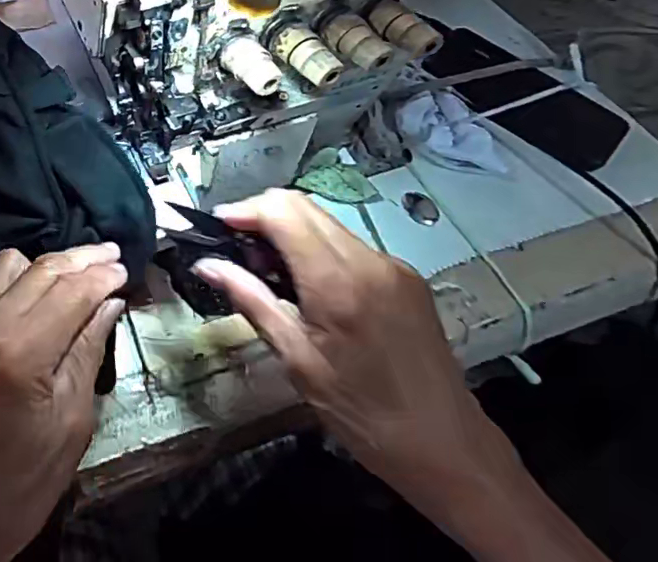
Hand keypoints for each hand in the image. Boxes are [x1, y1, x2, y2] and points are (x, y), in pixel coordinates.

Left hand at [0, 243, 127, 561]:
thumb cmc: (26, 480)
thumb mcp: (73, 420)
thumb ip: (88, 349)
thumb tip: (109, 302)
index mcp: (19, 355)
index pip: (69, 292)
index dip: (101, 276)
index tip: (125, 268)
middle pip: (40, 269)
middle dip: (81, 260)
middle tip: (111, 256)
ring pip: (10, 263)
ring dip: (47, 264)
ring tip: (78, 275)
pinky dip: (19, 277)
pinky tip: (41, 291)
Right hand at [193, 190, 607, 561]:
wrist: (451, 451)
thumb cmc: (364, 414)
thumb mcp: (296, 360)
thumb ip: (250, 300)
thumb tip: (205, 264)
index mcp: (337, 282)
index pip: (282, 211)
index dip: (244, 211)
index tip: (218, 230)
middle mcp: (368, 261)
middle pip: (302, 206)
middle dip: (263, 216)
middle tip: (240, 253)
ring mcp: (392, 266)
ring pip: (324, 221)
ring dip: (289, 232)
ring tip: (271, 274)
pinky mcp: (406, 277)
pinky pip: (348, 243)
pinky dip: (318, 249)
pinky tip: (310, 286)